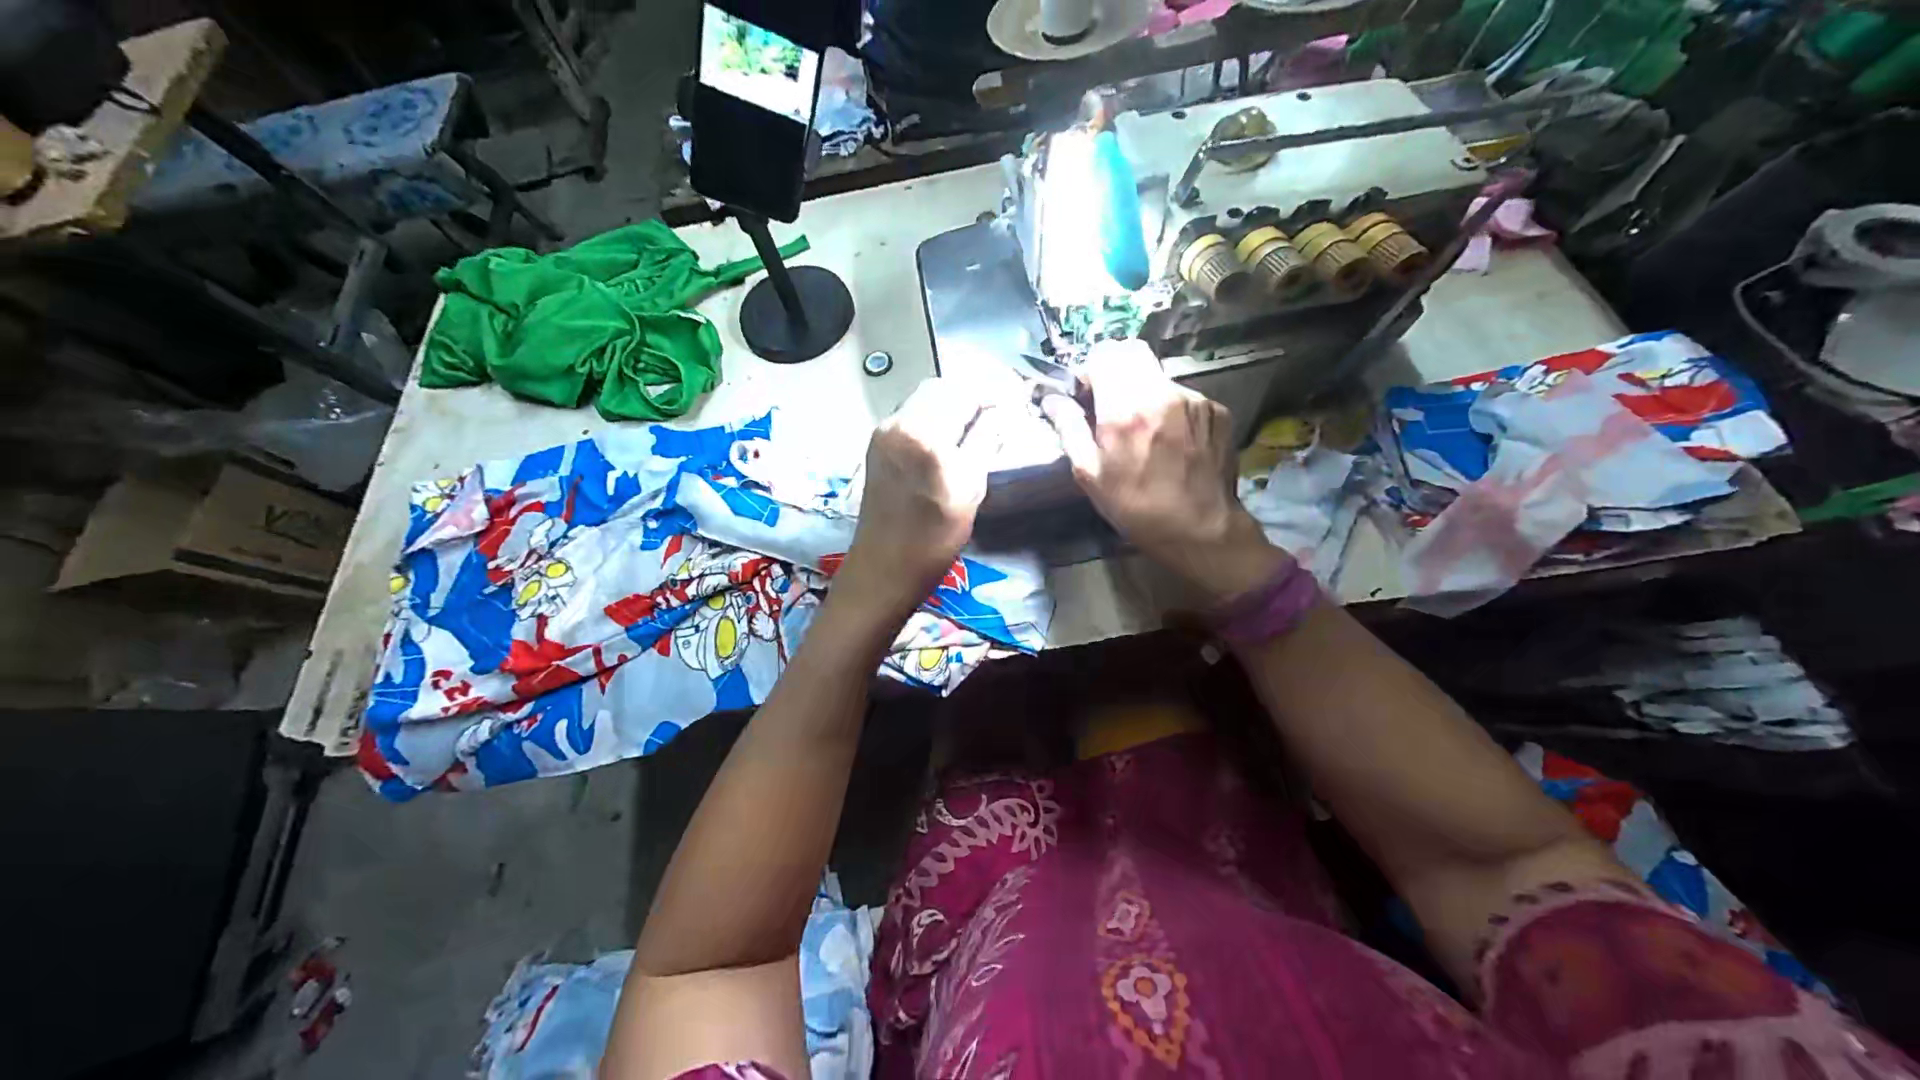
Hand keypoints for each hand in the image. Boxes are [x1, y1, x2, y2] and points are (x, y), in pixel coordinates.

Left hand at [835, 378, 992, 621]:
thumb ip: (984, 442)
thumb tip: (998, 412)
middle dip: (969, 394)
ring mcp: (884, 432)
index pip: (965, 392)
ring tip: (973, 425)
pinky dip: (932, 417)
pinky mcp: (877, 444)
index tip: (1011, 401)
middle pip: (941, 388)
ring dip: (950, 404)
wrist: (883, 569)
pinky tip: (946, 438)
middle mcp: (899, 423)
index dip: (992, 393)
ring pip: (924, 399)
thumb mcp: (971, 490)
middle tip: (994, 412)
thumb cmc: (933, 540)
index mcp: (925, 434)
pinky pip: (911, 415)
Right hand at [1042, 340, 1286, 602]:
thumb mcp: (1090, 476)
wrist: (1201, 530)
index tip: (1086, 395)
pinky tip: (1171, 443)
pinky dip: (1171, 410)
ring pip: (1158, 376)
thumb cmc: (1137, 508)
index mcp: (1125, 408)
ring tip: (1144, 432)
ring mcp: (1194, 400)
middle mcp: (1162, 393)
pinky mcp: (1217, 411)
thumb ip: (1069, 429)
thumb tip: (1054, 400)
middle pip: (1133, 353)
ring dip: (1144, 393)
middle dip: (1115, 372)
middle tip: (1109, 404)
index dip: (1090, 371)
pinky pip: (1184, 397)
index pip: (1104, 355)